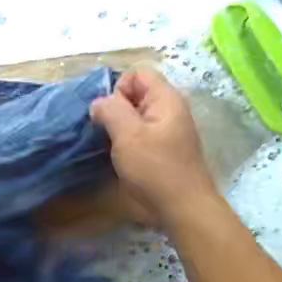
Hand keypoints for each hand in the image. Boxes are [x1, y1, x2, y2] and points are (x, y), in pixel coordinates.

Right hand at [89, 68, 219, 226]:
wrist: (182, 208)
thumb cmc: (155, 169)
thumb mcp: (128, 135)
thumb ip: (110, 110)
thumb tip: (98, 103)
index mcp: (166, 98)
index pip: (136, 74)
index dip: (118, 89)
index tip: (110, 116)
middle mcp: (169, 110)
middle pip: (135, 95)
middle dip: (116, 110)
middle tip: (108, 135)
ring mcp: (168, 131)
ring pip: (136, 117)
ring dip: (120, 129)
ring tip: (112, 149)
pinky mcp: (164, 151)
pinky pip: (141, 136)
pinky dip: (128, 143)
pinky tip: (122, 160)